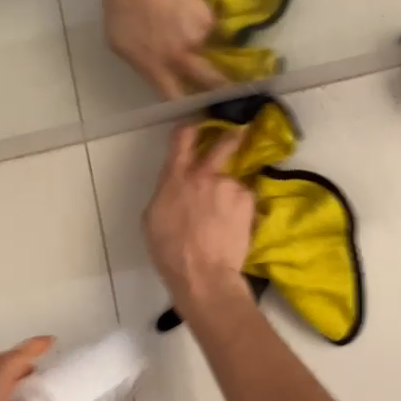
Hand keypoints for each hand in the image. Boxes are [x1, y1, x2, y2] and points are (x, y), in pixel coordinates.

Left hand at [103, 0, 227, 97]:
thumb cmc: (120, 3)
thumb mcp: (118, 42)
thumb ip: (142, 62)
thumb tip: (159, 71)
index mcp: (154, 67)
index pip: (176, 98)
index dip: (189, 108)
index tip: (198, 111)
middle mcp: (181, 57)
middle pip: (210, 82)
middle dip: (221, 88)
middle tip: (228, 88)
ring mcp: (198, 37)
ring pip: (205, 46)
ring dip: (198, 40)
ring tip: (179, 20)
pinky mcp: (208, 16)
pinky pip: (207, 25)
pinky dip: (199, 19)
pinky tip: (183, 4)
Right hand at [144, 124, 254, 304]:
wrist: (203, 274)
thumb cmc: (170, 251)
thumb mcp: (153, 218)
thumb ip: (166, 193)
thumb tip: (175, 187)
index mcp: (175, 178)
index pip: (182, 139)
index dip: (190, 128)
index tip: (196, 126)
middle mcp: (203, 174)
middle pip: (222, 143)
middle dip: (231, 136)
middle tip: (239, 135)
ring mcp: (228, 185)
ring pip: (233, 182)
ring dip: (231, 194)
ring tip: (227, 220)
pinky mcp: (247, 200)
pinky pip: (245, 199)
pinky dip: (242, 209)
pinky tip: (236, 227)